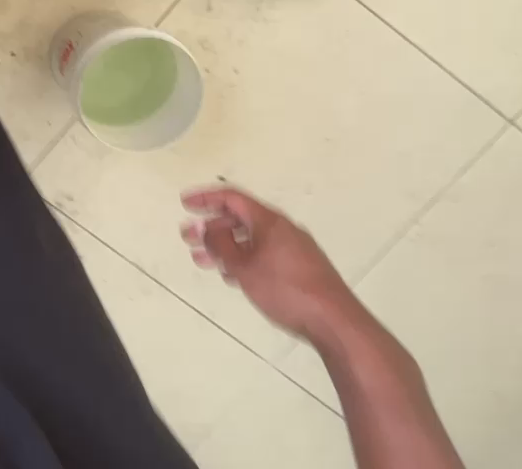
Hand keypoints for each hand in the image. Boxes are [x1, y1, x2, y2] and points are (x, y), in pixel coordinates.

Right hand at [180, 186, 364, 346]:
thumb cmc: (286, 289)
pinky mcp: (300, 269)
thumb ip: (220, 244)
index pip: (231, 198)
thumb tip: (205, 228)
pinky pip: (263, 254)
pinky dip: (243, 259)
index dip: (205, 198)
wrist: (337, 323)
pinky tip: (231, 275)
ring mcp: (294, 249)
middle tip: (189, 238)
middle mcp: (282, 229)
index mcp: (269, 221)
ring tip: (203, 261)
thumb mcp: (244, 266)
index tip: (185, 204)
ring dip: (224, 247)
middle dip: (211, 228)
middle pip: (240, 219)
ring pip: (250, 239)